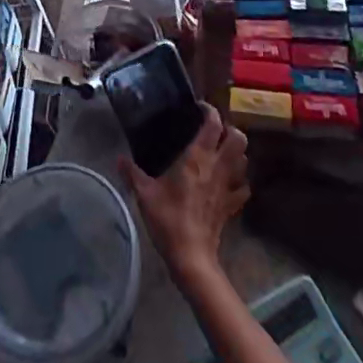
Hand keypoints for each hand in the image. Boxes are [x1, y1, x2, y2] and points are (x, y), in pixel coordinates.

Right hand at [121, 104, 249, 285]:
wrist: (191, 255)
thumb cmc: (167, 219)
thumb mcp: (144, 194)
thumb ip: (131, 173)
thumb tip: (118, 159)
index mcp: (197, 158)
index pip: (213, 124)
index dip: (210, 111)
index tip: (199, 107)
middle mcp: (217, 167)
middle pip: (238, 138)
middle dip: (230, 129)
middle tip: (214, 131)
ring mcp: (228, 186)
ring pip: (244, 160)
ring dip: (236, 152)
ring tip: (221, 151)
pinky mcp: (231, 205)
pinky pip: (243, 187)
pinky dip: (239, 180)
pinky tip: (228, 181)